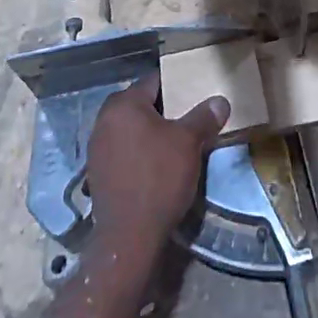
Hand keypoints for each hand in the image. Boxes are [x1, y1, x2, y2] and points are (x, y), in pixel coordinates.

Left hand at [87, 72, 228, 246]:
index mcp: (123, 106)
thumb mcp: (189, 142)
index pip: (153, 81)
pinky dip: (140, 150)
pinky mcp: (98, 173)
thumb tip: (220, 101)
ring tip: (177, 139)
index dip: (176, 83)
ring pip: (131, 128)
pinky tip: (158, 162)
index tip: (194, 90)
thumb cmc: (159, 177)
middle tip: (189, 114)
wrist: (129, 236)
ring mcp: (96, 149)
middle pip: (140, 104)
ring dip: (151, 130)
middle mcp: (103, 122)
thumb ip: (204, 117)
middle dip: (164, 108)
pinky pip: (123, 149)